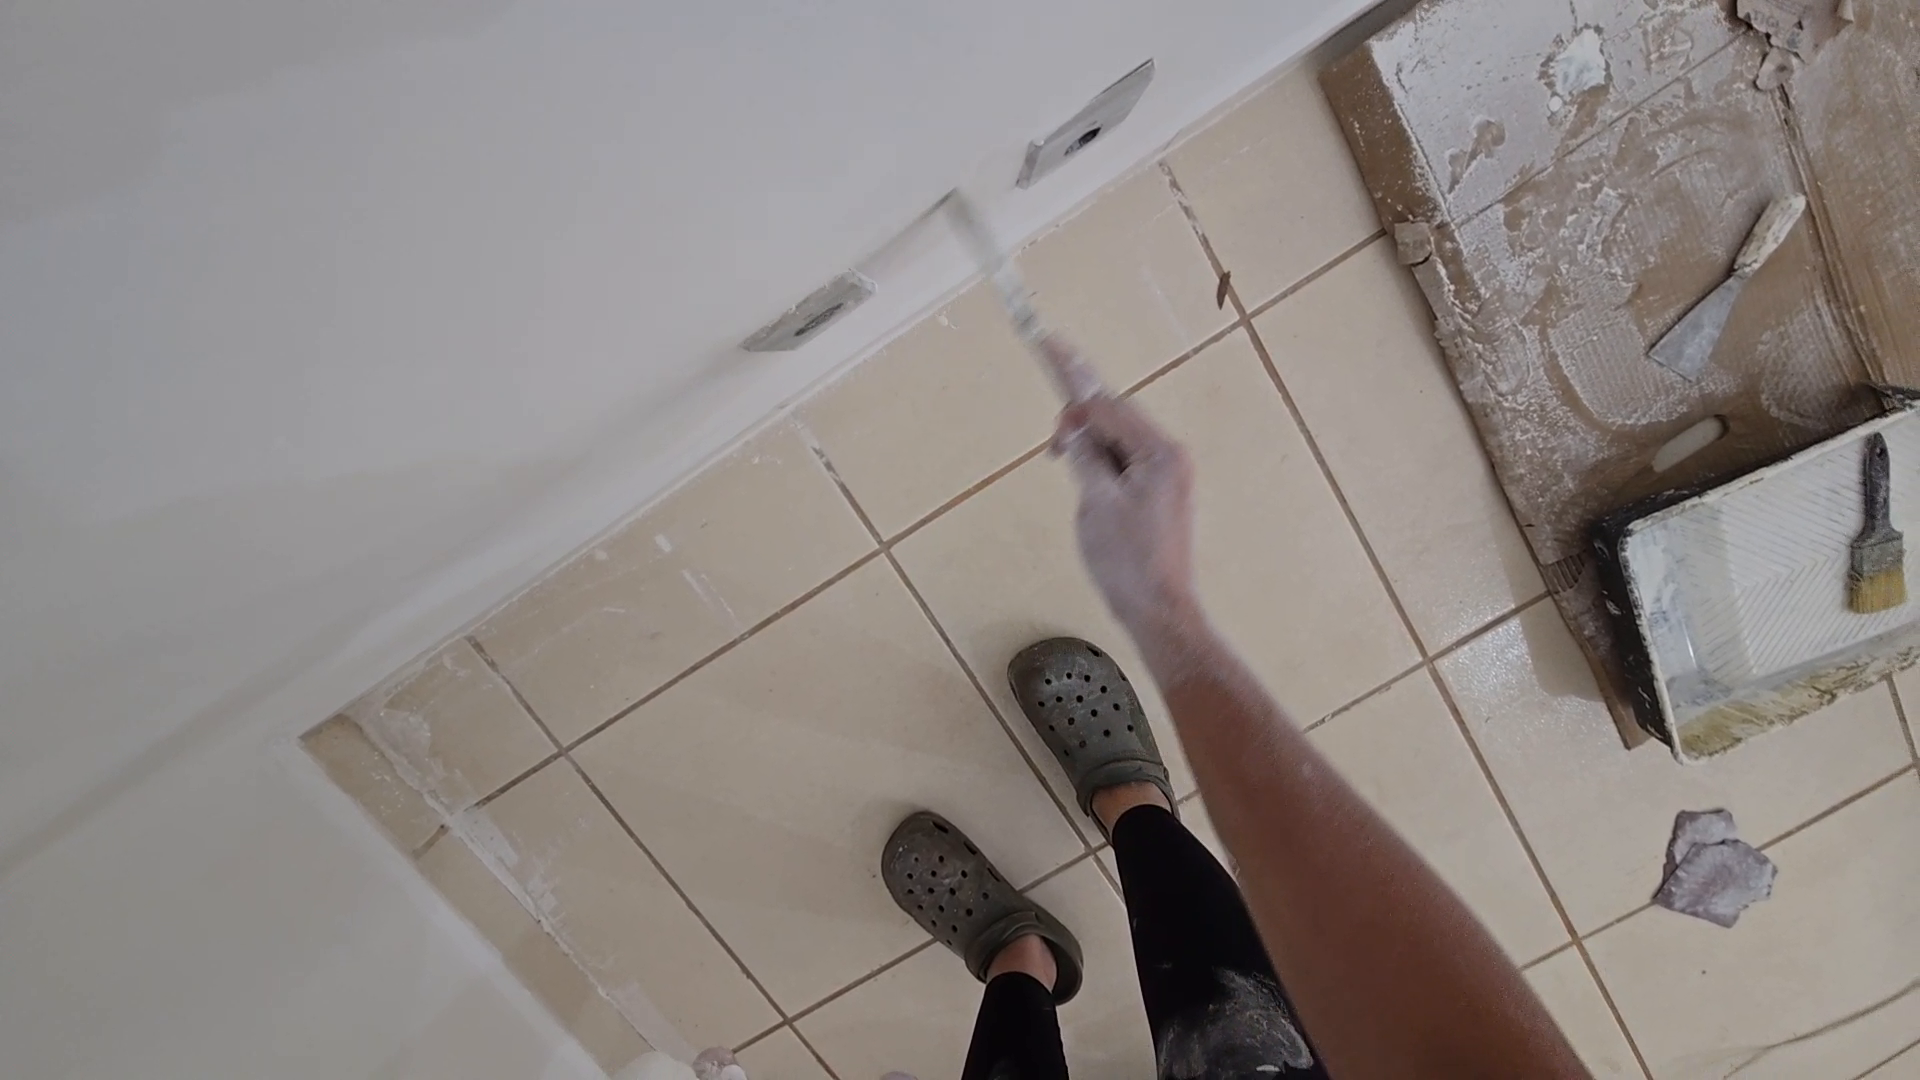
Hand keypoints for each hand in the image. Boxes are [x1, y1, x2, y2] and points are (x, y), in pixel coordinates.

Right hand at [1053, 394, 1198, 635]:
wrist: (1158, 609)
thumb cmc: (1126, 559)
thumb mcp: (1096, 502)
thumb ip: (1085, 456)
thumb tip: (1072, 424)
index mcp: (1160, 452)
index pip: (1110, 408)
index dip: (1075, 407)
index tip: (1049, 412)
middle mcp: (1170, 456)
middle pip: (1119, 418)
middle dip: (1082, 422)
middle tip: (1053, 448)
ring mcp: (1168, 476)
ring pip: (1121, 440)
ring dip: (1090, 442)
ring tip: (1063, 458)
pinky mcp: (1160, 494)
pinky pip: (1127, 462)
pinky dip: (1102, 462)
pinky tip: (1084, 473)